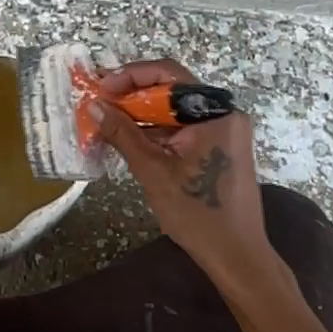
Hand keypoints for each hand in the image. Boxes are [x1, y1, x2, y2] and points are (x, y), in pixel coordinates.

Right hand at [92, 59, 274, 284]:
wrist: (238, 257)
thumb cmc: (198, 213)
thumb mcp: (153, 170)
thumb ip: (122, 133)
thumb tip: (95, 105)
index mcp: (215, 112)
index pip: (167, 74)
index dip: (129, 76)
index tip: (101, 88)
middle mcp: (225, 113)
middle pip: (171, 89)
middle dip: (132, 94)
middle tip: (100, 103)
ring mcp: (224, 130)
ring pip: (175, 108)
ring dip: (142, 113)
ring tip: (108, 121)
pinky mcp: (220, 147)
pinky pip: (183, 126)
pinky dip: (157, 129)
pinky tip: (130, 138)